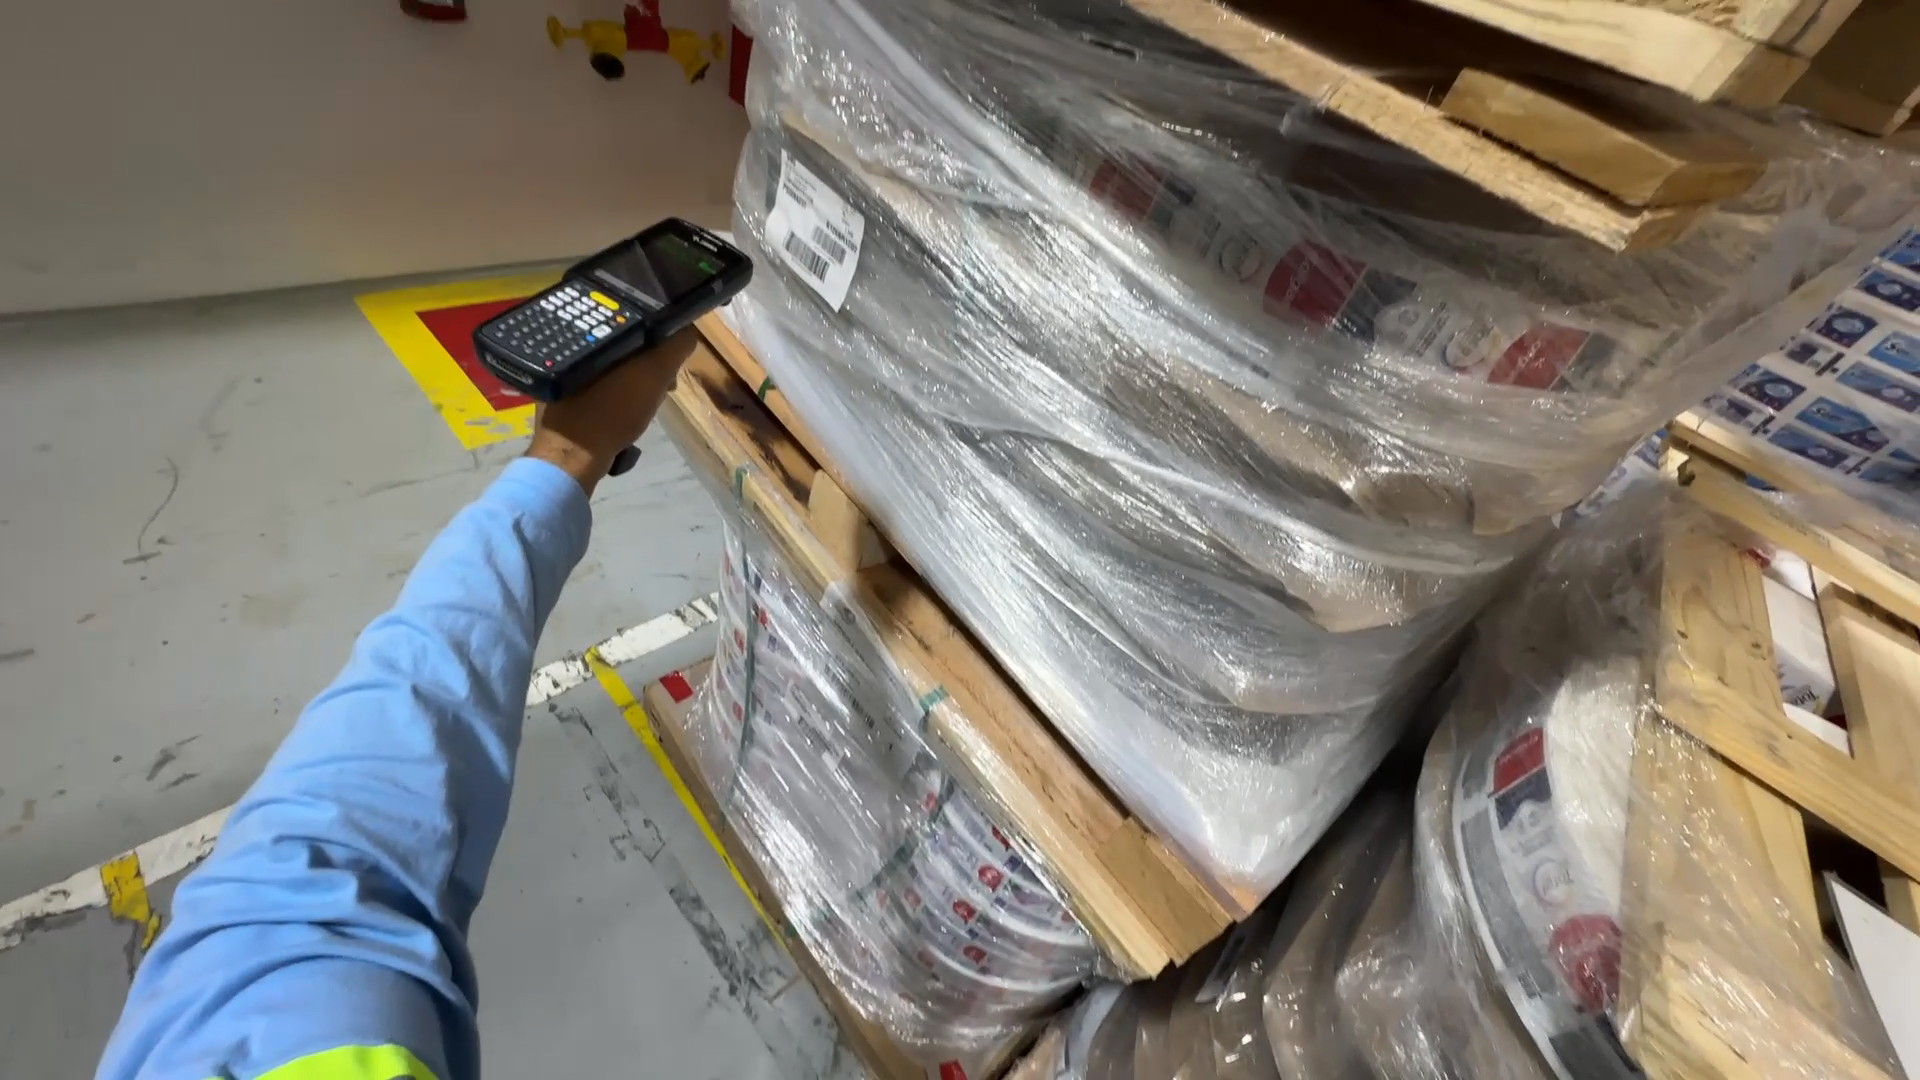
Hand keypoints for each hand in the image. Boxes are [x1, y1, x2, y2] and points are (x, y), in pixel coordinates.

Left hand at [526, 327, 699, 496]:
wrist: (573, 454)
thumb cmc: (613, 410)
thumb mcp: (653, 375)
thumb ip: (673, 349)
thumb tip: (686, 333)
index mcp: (590, 333)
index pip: (634, 326)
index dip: (659, 343)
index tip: (670, 366)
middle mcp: (570, 346)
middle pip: (622, 347)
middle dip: (647, 366)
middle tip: (661, 388)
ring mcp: (560, 372)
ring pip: (610, 367)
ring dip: (633, 382)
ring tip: (645, 405)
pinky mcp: (559, 394)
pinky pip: (596, 385)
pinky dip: (614, 395)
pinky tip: (622, 413)